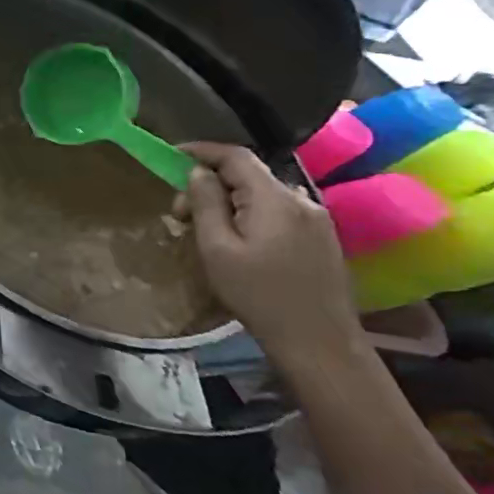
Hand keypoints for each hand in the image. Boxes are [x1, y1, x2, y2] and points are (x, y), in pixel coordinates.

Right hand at [180, 142, 358, 362]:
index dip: (201, 151)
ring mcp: (316, 218)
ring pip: (263, 194)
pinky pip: (278, 211)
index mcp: (274, 198)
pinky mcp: (321, 237)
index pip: (236, 156)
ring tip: (206, 230)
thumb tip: (198, 172)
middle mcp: (300, 199)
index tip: (172, 156)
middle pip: (248, 175)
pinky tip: (238, 241)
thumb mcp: (217, 249)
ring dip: (229, 201)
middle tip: (181, 214)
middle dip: (210, 184)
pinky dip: (250, 214)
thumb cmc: (258, 295)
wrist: (319, 343)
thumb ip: (206, 204)